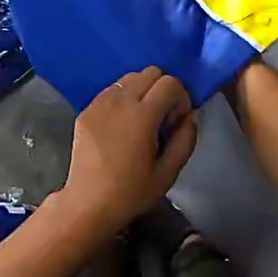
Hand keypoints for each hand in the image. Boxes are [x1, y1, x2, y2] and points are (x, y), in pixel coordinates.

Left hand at [56, 67, 198, 233]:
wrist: (88, 204)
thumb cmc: (131, 192)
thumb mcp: (168, 173)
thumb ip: (185, 140)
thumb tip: (191, 116)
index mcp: (142, 115)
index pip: (169, 82)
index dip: (181, 97)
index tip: (177, 121)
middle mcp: (119, 101)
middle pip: (150, 72)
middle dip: (163, 89)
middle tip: (162, 119)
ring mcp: (99, 103)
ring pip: (129, 78)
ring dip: (142, 91)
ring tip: (140, 121)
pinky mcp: (86, 110)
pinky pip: (110, 91)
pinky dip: (123, 99)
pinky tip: (121, 126)